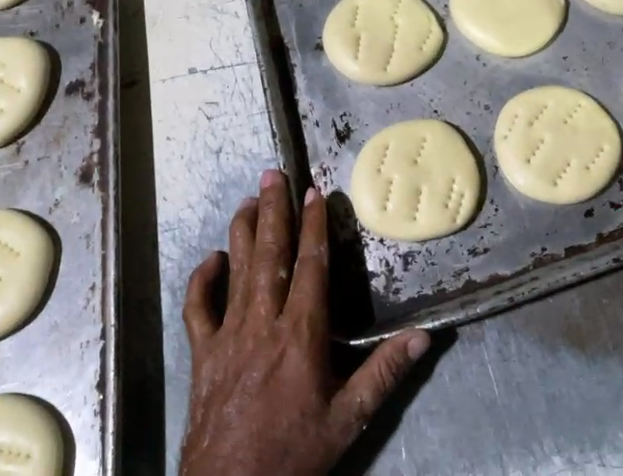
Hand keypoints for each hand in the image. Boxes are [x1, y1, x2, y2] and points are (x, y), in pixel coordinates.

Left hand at [181, 170, 429, 475]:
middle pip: (270, 255)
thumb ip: (384, 373)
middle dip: (273, 211)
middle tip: (272, 174)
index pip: (311, 266)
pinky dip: (202, 280)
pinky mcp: (202, 355)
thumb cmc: (294, 452)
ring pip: (235, 271)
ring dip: (241, 232)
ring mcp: (227, 336)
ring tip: (247, 199)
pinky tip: (211, 259)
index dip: (314, 226)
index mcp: (301, 334)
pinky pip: (197, 309)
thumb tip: (425, 336)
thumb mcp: (349, 420)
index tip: (315, 192)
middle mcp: (263, 324)